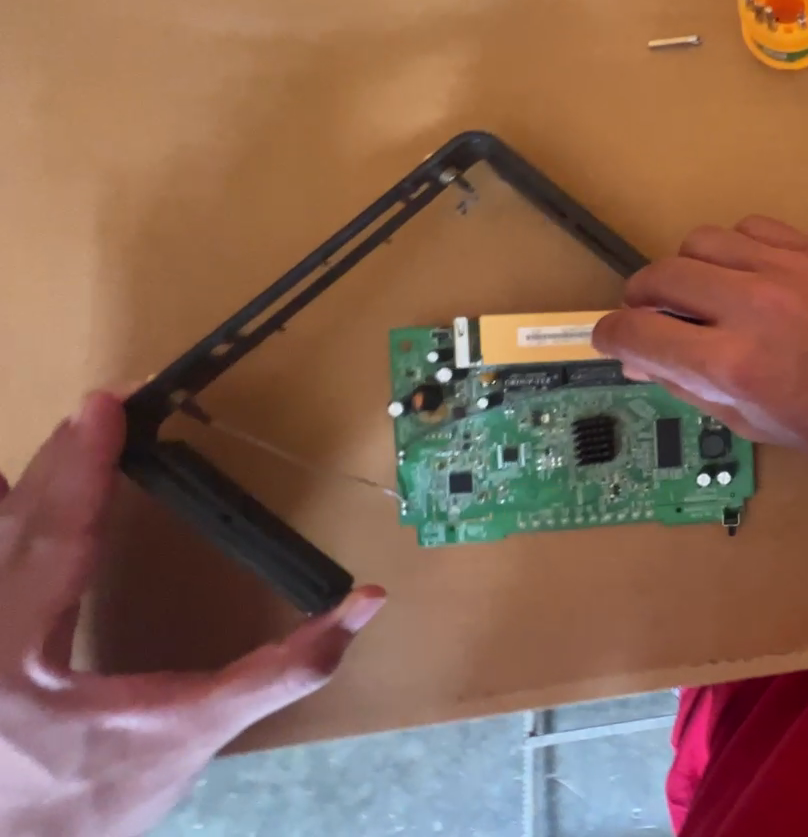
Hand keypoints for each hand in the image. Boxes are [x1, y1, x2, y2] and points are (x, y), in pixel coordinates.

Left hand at [0, 393, 384, 836]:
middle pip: (5, 532)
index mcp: (14, 656)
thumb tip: (371, 600)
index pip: (56, 538)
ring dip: (18, 497)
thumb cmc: (98, 799)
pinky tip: (6, 511)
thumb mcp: (198, 732)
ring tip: (51, 449)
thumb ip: (288, 667)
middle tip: (96, 411)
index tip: (103, 409)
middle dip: (55, 466)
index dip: (85, 468)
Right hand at [592, 217, 807, 467]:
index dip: (612, 337)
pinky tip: (749, 274)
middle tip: (658, 319)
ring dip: (688, 269)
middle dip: (643, 300)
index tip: (616, 339)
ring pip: (699, 241)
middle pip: (658, 275)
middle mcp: (752, 306)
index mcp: (733, 363)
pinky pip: (750, 226)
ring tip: (707, 296)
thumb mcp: (756, 423)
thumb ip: (692, 386)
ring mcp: (786, 270)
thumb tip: (644, 357)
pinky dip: (736, 247)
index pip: (635, 331)